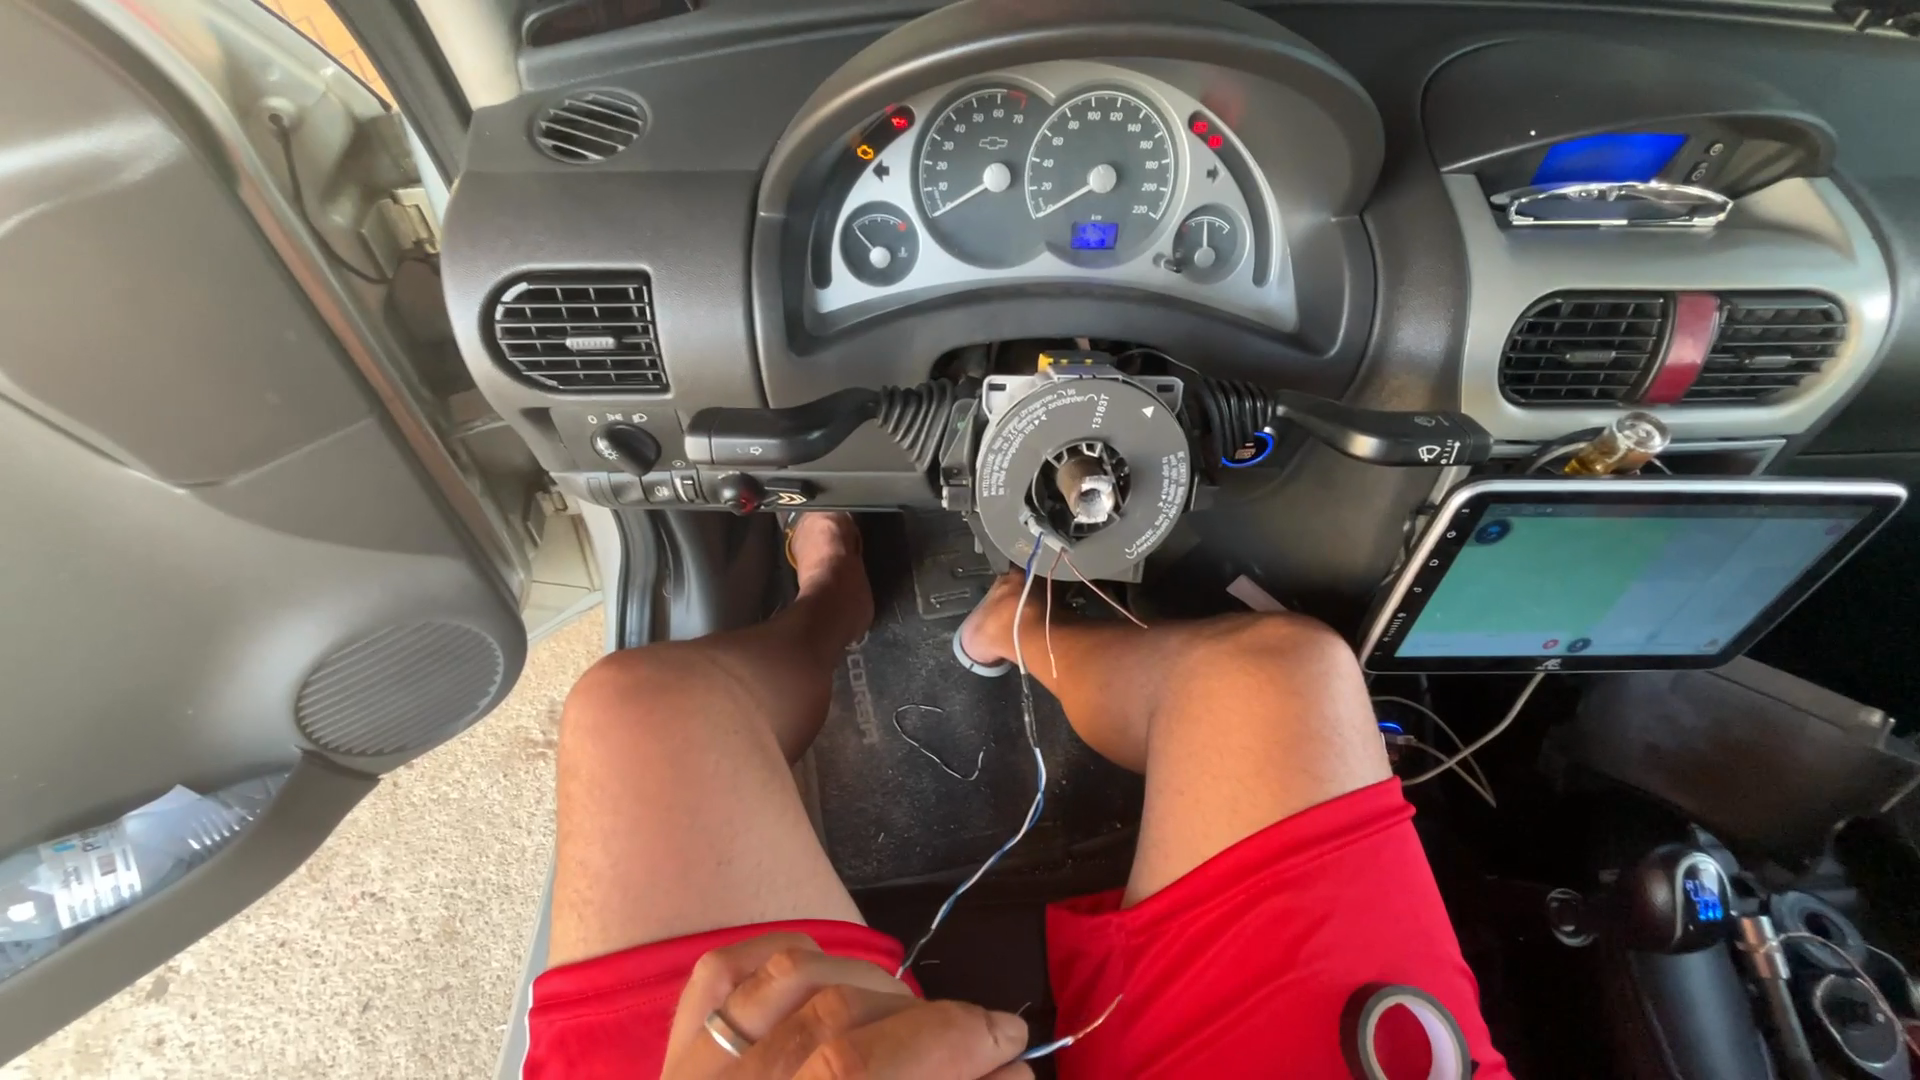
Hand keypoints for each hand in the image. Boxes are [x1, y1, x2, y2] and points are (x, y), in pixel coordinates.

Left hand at [662, 933, 1032, 1079]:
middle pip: (837, 1022)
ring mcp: (691, 1072)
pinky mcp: (676, 1049)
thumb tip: (1010, 1073)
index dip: (948, 1044)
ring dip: (873, 982)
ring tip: (915, 1013)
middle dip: (933, 1023)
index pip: (856, 1071)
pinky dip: (785, 955)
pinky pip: (725, 972)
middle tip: (987, 1037)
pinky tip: (826, 971)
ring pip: (791, 978)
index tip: (1014, 1049)